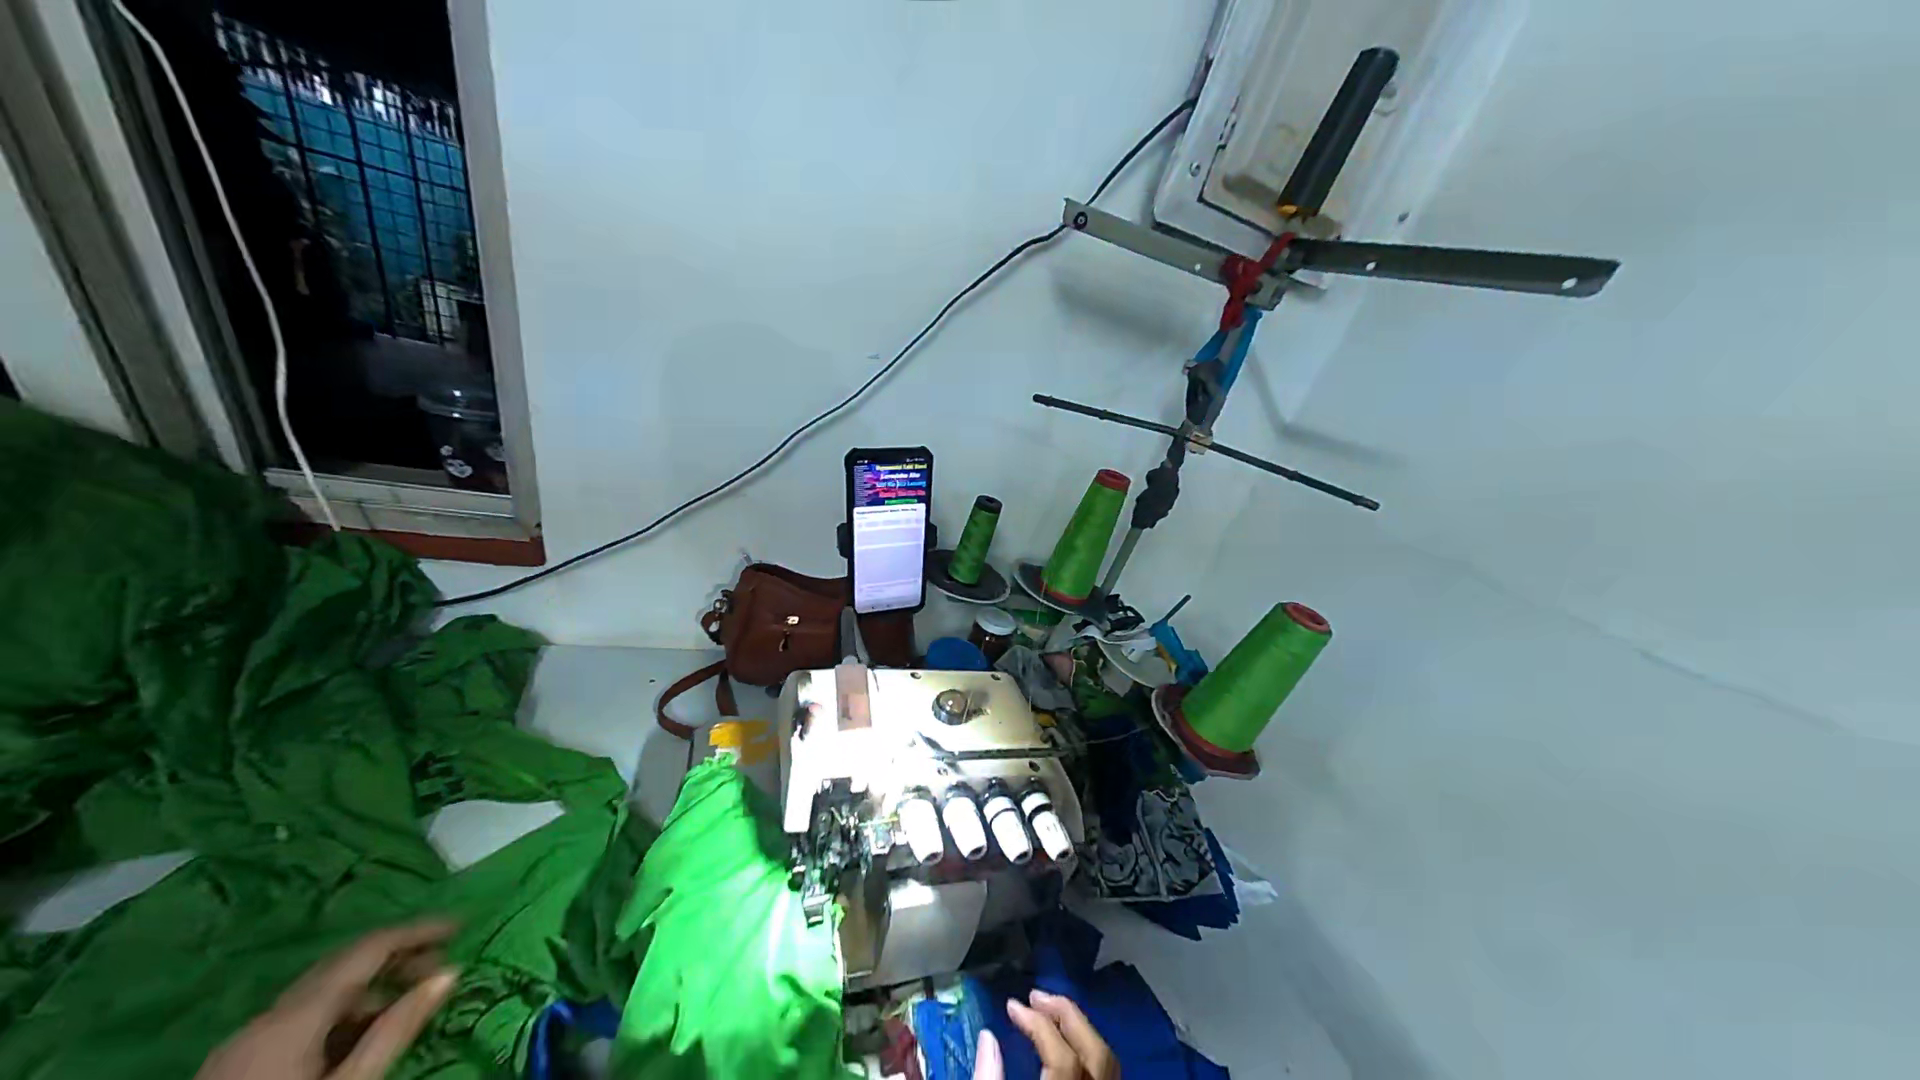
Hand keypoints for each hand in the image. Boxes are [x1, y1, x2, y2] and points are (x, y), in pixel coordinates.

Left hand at [195, 921, 460, 1079]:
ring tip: (405, 1008)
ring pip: (318, 997)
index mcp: (294, 1016)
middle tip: (441, 968)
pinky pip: (297, 1023)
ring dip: (368, 992)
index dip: (417, 931)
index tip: (461, 926)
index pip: (368, 949)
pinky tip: (357, 1040)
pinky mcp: (230, 1069)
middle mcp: (265, 1018)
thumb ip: (397, 1029)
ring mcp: (241, 1044)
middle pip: (341, 968)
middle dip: (396, 960)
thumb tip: (449, 973)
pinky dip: (338, 1018)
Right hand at [973, 989, 1118, 1079]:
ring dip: (1080, 1029)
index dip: (1037, 1025)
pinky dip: (1088, 1049)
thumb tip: (988, 1037)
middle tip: (1036, 996)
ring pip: (1109, 1062)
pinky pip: (1107, 1073)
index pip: (1063, 1058)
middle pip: (1098, 1054)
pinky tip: (1066, 1041)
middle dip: (1067, 1016)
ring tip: (1050, 1012)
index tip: (1012, 1006)